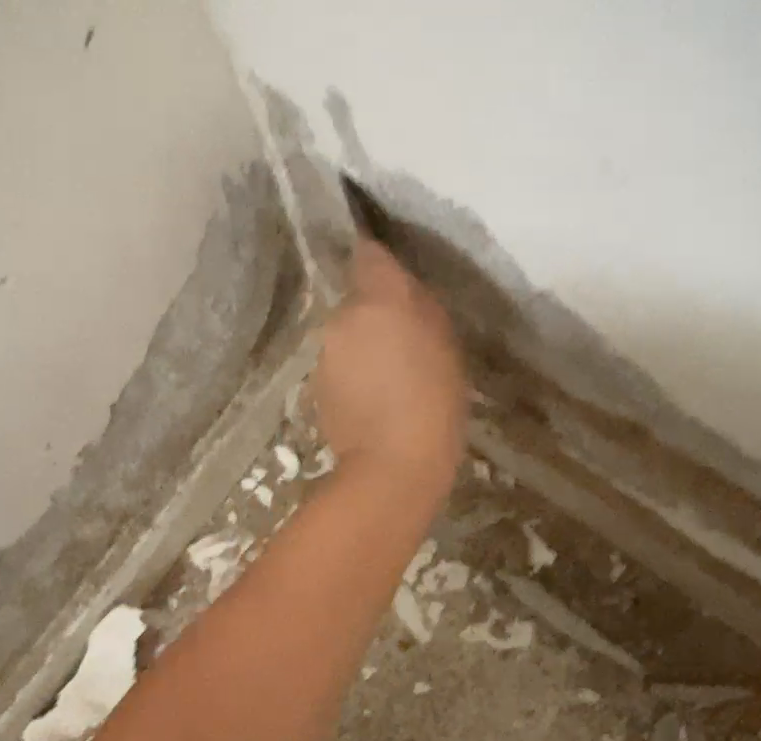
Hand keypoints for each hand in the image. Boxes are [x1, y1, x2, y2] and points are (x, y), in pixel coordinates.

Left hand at [314, 238, 469, 486]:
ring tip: (390, 380)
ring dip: (363, 347)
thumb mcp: (446, 346)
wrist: (391, 466)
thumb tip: (404, 291)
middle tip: (404, 344)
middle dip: (375, 315)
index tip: (393, 275)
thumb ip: (421, 309)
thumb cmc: (434, 403)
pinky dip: (352, 376)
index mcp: (380, 299)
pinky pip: (338, 367)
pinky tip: (373, 401)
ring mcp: (324, 353)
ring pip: (347, 336)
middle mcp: (343, 317)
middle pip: (358, 301)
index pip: (369, 255)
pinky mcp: (314, 386)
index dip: (379, 261)